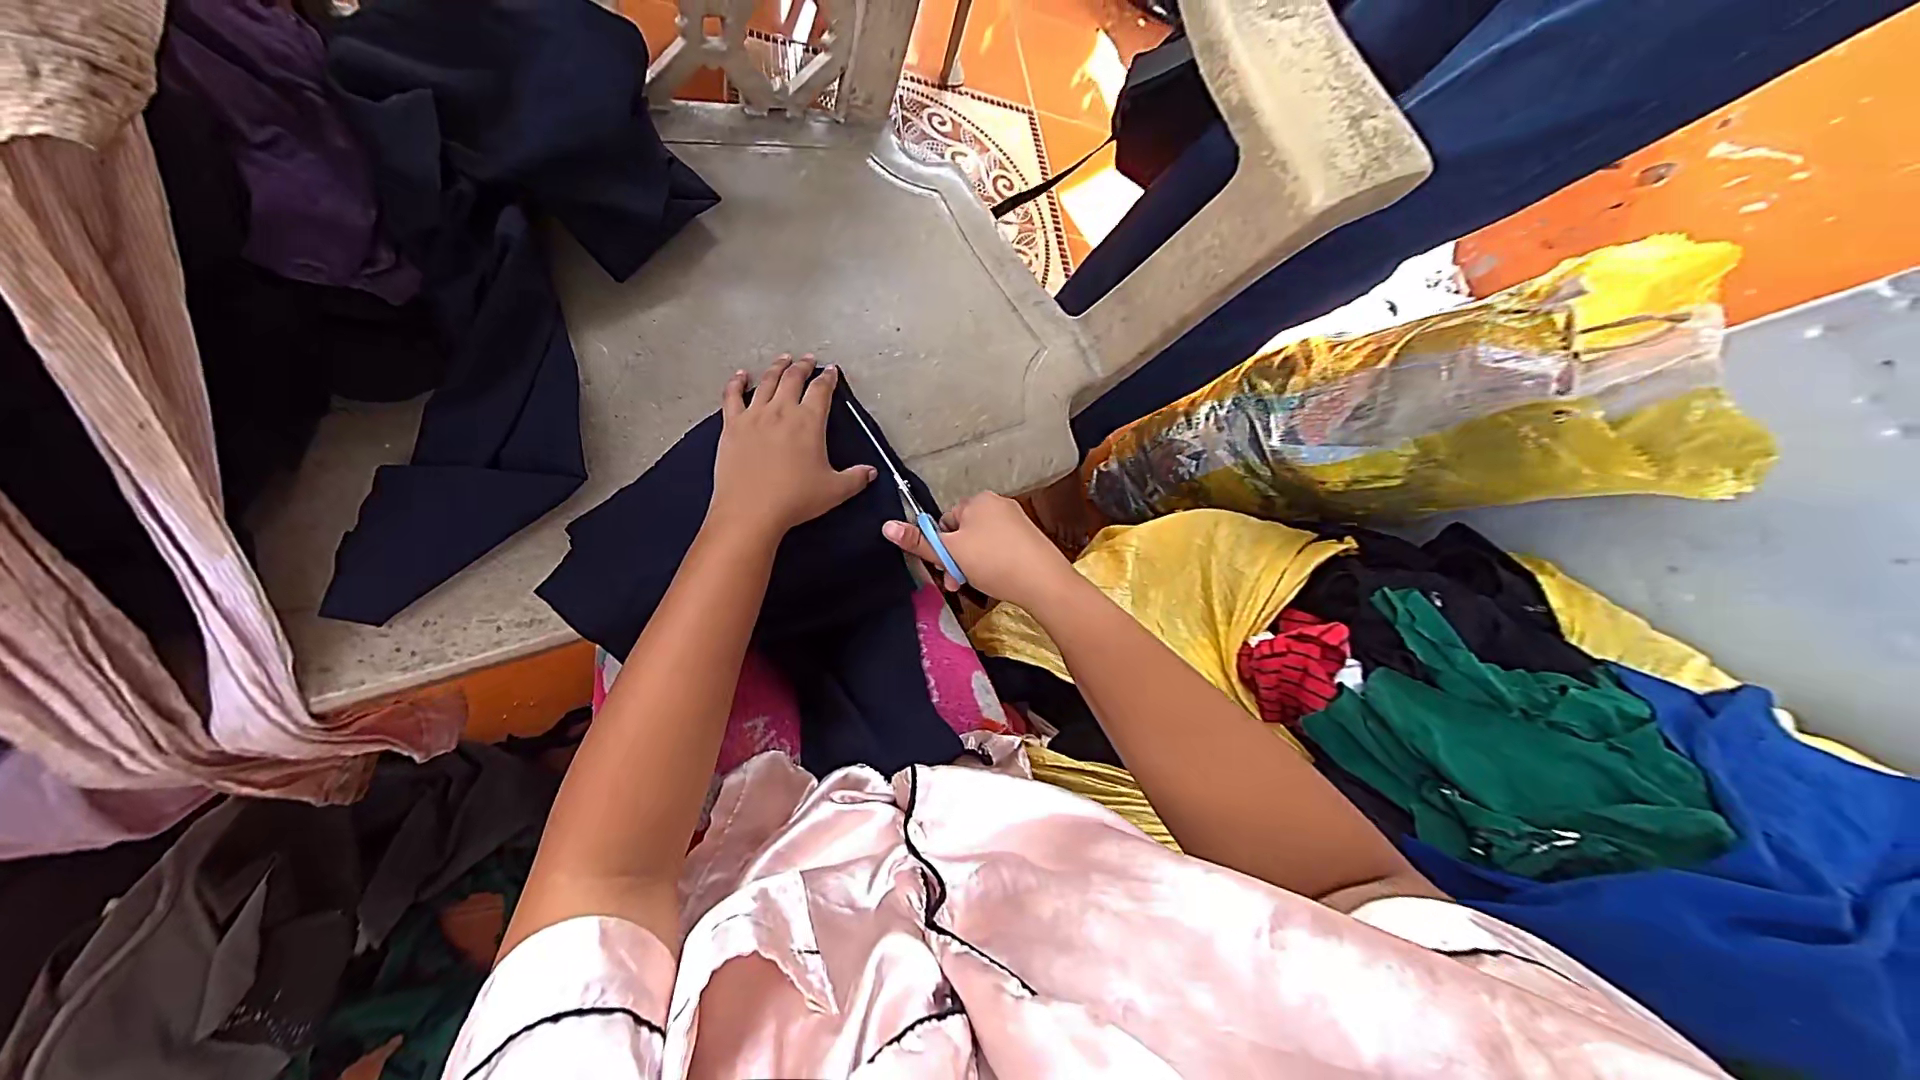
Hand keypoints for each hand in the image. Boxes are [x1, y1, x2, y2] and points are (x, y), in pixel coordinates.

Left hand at [708, 355, 874, 540]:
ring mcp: (754, 416)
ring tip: (782, 360)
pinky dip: (736, 382)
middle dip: (802, 366)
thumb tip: (870, 472)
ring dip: (776, 368)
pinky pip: (732, 396)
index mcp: (809, 421)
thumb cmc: (794, 499)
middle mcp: (781, 411)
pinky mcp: (732, 426)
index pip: (821, 390)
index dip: (828, 378)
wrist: (751, 510)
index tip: (831, 371)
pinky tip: (740, 375)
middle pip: (793, 378)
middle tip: (807, 360)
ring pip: (766, 382)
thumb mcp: (835, 490)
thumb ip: (856, 478)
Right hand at [882, 492, 1077, 608]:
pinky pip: (1001, 548)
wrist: (1044, 582)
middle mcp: (998, 504)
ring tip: (974, 585)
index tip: (941, 568)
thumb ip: (919, 541)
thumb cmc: (993, 562)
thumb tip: (887, 526)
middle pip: (964, 532)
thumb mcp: (951, 553)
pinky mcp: (1030, 539)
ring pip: (982, 543)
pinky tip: (996, 581)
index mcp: (977, 501)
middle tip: (955, 582)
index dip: (940, 546)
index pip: (945, 520)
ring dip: (972, 564)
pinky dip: (993, 564)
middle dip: (956, 558)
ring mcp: (1017, 521)